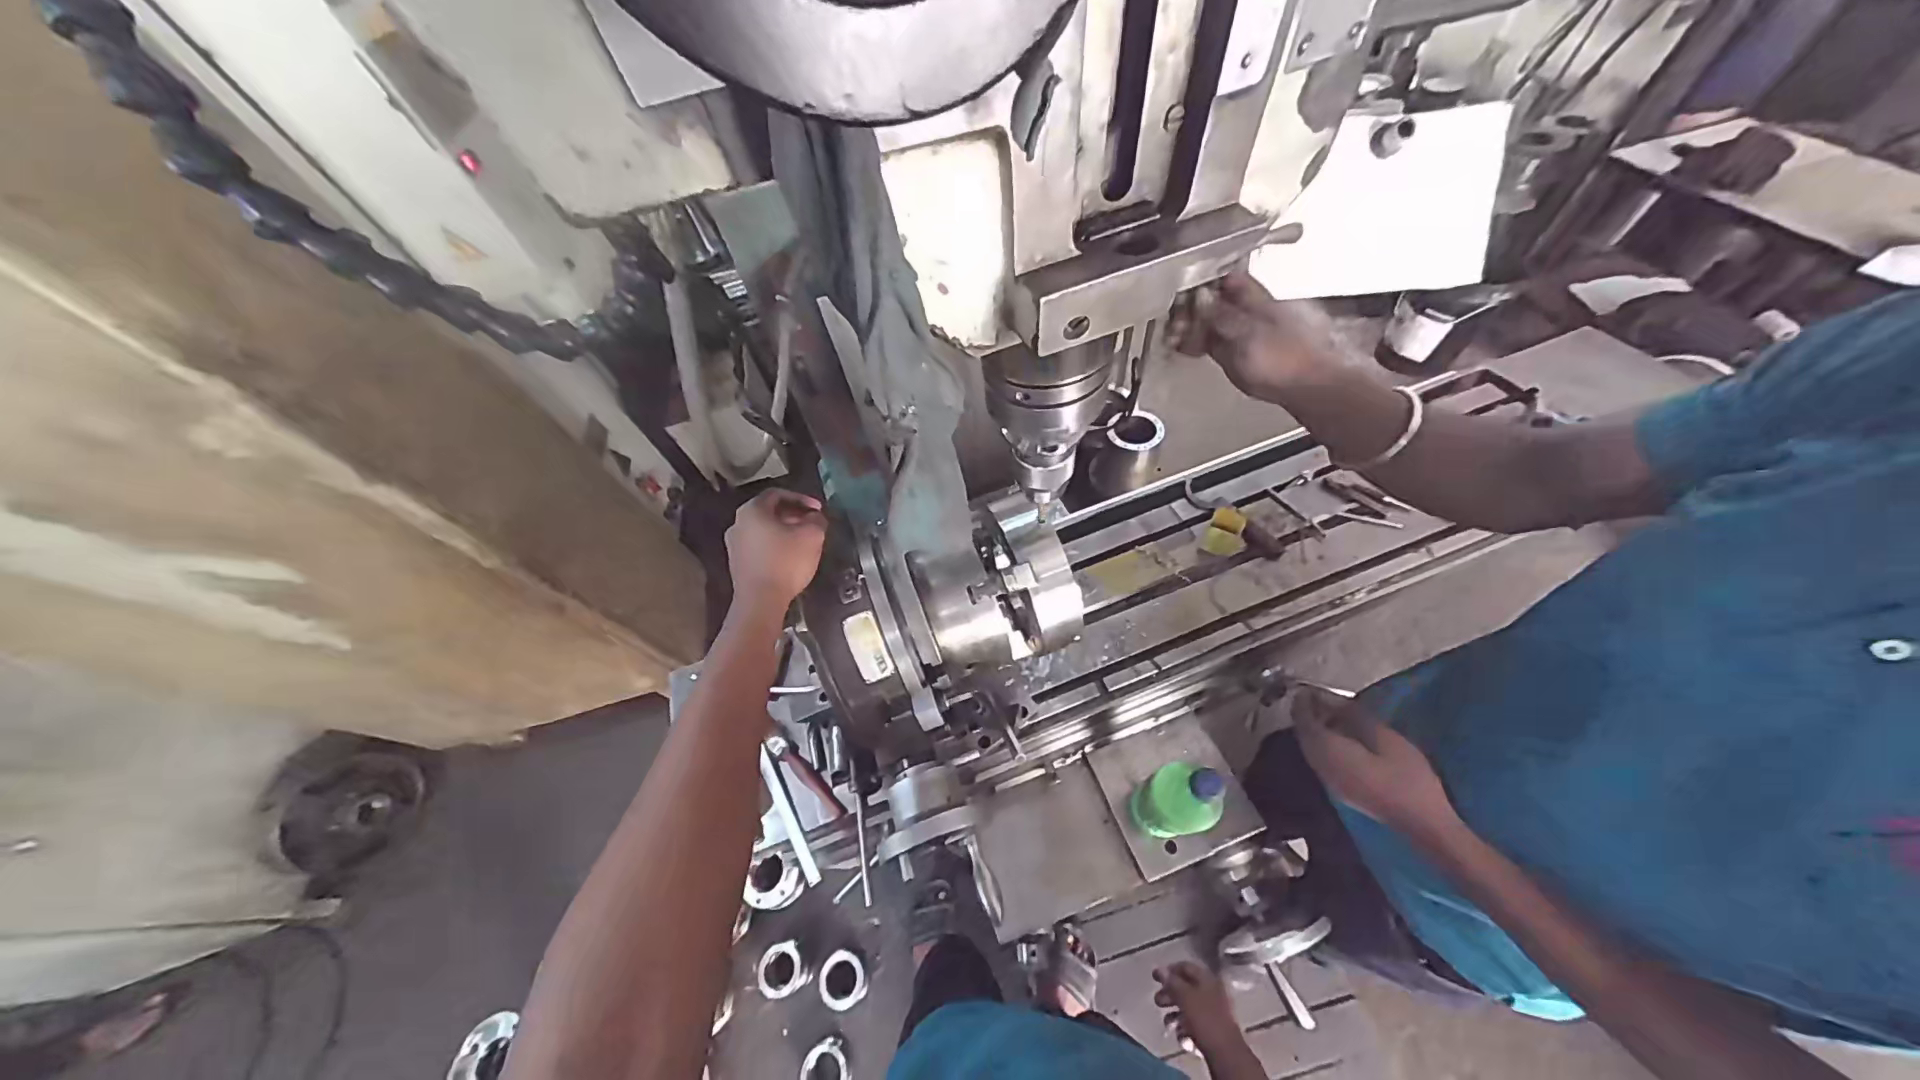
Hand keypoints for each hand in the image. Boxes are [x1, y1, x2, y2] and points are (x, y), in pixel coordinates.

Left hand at [725, 489, 826, 611]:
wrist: (760, 601)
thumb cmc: (786, 562)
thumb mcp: (812, 536)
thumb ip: (816, 520)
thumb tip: (815, 517)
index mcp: (752, 510)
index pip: (777, 494)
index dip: (801, 498)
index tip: (818, 509)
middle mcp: (738, 523)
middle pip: (769, 511)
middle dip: (794, 515)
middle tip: (812, 524)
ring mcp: (734, 544)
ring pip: (764, 530)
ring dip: (785, 531)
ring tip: (804, 541)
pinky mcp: (737, 564)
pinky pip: (759, 546)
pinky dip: (775, 546)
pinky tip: (790, 558)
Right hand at [1154, 962, 1249, 1058]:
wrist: (1226, 1054)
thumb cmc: (1204, 1019)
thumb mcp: (1184, 997)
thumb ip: (1171, 982)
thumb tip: (1160, 969)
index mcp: (1207, 979)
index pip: (1185, 966)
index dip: (1169, 970)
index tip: (1155, 978)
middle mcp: (1212, 992)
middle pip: (1185, 988)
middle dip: (1169, 995)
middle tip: (1158, 1002)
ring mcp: (1213, 1013)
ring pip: (1188, 1008)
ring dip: (1175, 1015)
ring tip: (1168, 1024)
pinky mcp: (1212, 1031)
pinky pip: (1194, 1025)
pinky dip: (1185, 1029)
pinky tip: (1183, 1038)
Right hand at [1169, 271, 1345, 398]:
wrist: (1308, 388)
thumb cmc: (1286, 359)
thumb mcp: (1248, 333)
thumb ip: (1221, 315)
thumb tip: (1199, 296)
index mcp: (1255, 297)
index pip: (1224, 277)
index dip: (1201, 279)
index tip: (1179, 288)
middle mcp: (1248, 311)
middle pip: (1213, 299)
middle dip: (1191, 306)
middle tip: (1171, 318)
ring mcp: (1242, 333)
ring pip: (1209, 321)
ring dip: (1190, 326)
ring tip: (1173, 335)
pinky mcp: (1237, 354)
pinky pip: (1210, 342)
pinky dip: (1195, 343)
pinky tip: (1183, 346)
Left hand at [1292, 686, 1460, 842]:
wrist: (1422, 824)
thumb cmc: (1408, 779)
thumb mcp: (1386, 739)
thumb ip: (1354, 717)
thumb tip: (1332, 700)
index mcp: (1328, 751)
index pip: (1304, 721)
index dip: (1304, 702)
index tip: (1307, 687)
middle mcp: (1320, 765)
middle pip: (1303, 734)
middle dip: (1306, 713)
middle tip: (1318, 696)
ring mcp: (1327, 780)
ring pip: (1310, 746)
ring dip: (1314, 728)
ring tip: (1328, 711)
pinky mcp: (1338, 789)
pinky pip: (1319, 757)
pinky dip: (1322, 742)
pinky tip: (1338, 736)